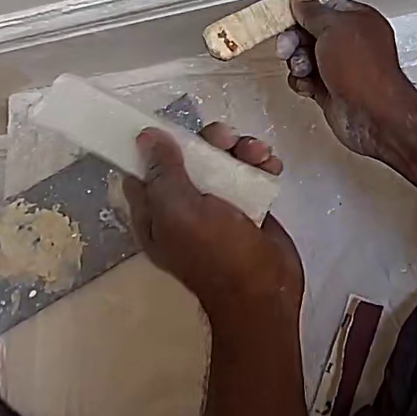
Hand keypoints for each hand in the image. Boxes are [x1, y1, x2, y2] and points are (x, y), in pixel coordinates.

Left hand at [121, 124, 300, 323]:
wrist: (266, 291)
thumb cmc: (216, 253)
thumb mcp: (178, 210)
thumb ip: (162, 171)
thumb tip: (145, 136)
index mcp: (155, 211)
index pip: (145, 169)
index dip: (156, 144)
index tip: (171, 124)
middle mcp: (182, 205)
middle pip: (189, 156)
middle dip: (209, 141)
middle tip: (227, 138)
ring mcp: (217, 205)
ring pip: (222, 160)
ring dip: (241, 149)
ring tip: (258, 154)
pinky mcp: (247, 205)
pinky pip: (249, 173)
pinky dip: (260, 164)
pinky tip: (271, 165)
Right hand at [277, 0, 416, 158]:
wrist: (371, 115)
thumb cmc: (364, 72)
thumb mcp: (333, 28)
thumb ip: (313, 11)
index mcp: (357, 20)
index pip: (323, 7)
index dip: (304, 12)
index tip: (288, 17)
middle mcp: (349, 42)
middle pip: (308, 32)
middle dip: (295, 40)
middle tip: (289, 47)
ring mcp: (340, 67)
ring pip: (303, 56)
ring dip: (297, 62)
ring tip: (304, 69)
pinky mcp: (330, 88)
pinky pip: (304, 78)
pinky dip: (301, 81)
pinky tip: (308, 85)